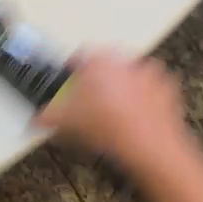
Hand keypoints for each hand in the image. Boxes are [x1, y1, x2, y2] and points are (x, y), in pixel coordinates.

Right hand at [38, 49, 202, 171]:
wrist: (150, 145)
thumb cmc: (105, 126)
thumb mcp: (66, 122)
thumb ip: (46, 116)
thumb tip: (34, 120)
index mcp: (97, 60)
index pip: (79, 55)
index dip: (71, 68)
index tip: (69, 81)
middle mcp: (123, 59)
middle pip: (106, 61)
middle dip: (98, 75)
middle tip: (91, 96)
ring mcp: (149, 72)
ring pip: (130, 72)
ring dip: (123, 83)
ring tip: (114, 107)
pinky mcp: (168, 87)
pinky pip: (152, 87)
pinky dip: (145, 96)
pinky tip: (137, 114)